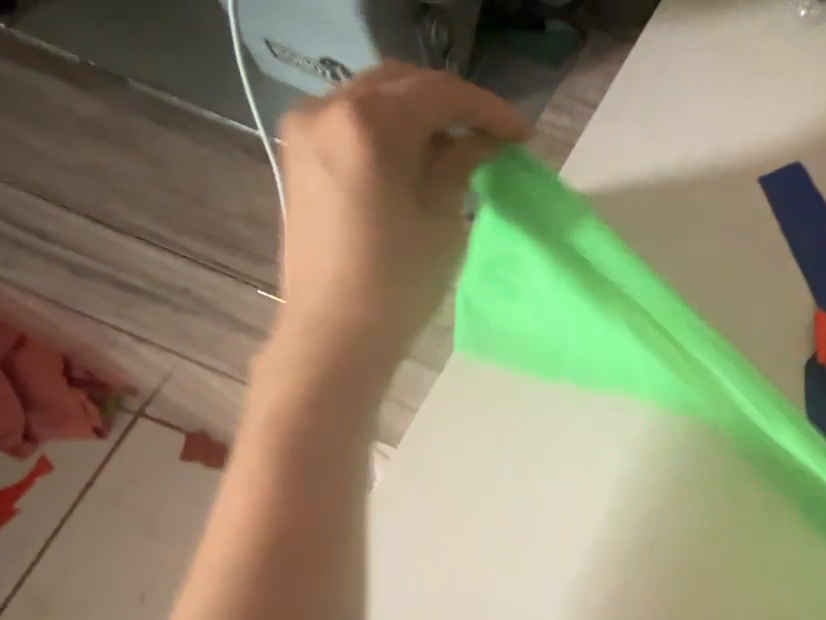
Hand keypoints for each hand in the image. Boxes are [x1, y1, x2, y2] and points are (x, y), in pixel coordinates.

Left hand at [271, 62, 530, 380]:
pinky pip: (354, 118)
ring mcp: (308, 127)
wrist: (334, 330)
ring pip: (376, 96)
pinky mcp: (301, 151)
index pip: (440, 93)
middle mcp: (330, 108)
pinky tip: (420, 154)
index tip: (524, 135)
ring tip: (462, 143)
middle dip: (454, 103)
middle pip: (404, 83)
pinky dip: (392, 126)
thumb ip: (460, 166)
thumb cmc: (398, 284)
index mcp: (369, 124)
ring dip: (422, 111)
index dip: (488, 109)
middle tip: (496, 135)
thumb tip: (481, 141)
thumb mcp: (443, 221)